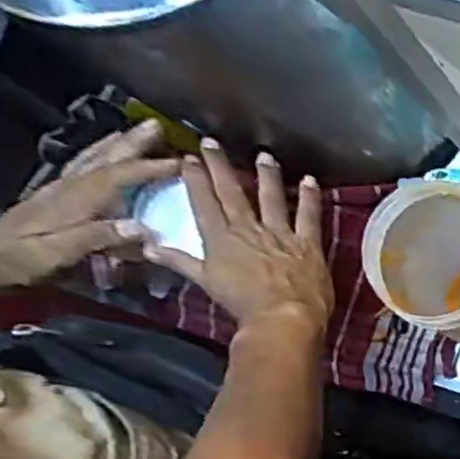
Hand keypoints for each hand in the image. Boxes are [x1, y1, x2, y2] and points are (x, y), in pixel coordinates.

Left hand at [0, 120, 177, 287]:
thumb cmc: (21, 260)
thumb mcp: (57, 254)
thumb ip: (96, 239)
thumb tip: (141, 228)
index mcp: (75, 202)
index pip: (117, 177)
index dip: (150, 168)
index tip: (183, 162)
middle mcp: (68, 189)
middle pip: (104, 160)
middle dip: (131, 142)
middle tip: (157, 126)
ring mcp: (61, 191)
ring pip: (92, 159)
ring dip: (116, 144)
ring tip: (136, 132)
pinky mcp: (58, 197)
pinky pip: (85, 169)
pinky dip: (100, 156)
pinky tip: (107, 154)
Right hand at [150, 139, 330, 335]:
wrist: (284, 316)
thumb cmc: (244, 303)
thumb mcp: (206, 282)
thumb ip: (180, 261)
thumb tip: (149, 247)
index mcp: (220, 238)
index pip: (203, 201)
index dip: (195, 178)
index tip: (188, 157)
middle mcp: (248, 230)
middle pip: (232, 192)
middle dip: (220, 165)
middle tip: (212, 142)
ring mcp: (280, 235)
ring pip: (271, 198)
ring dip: (267, 175)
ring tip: (264, 156)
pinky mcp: (308, 244)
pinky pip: (310, 216)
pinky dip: (310, 197)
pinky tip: (310, 181)